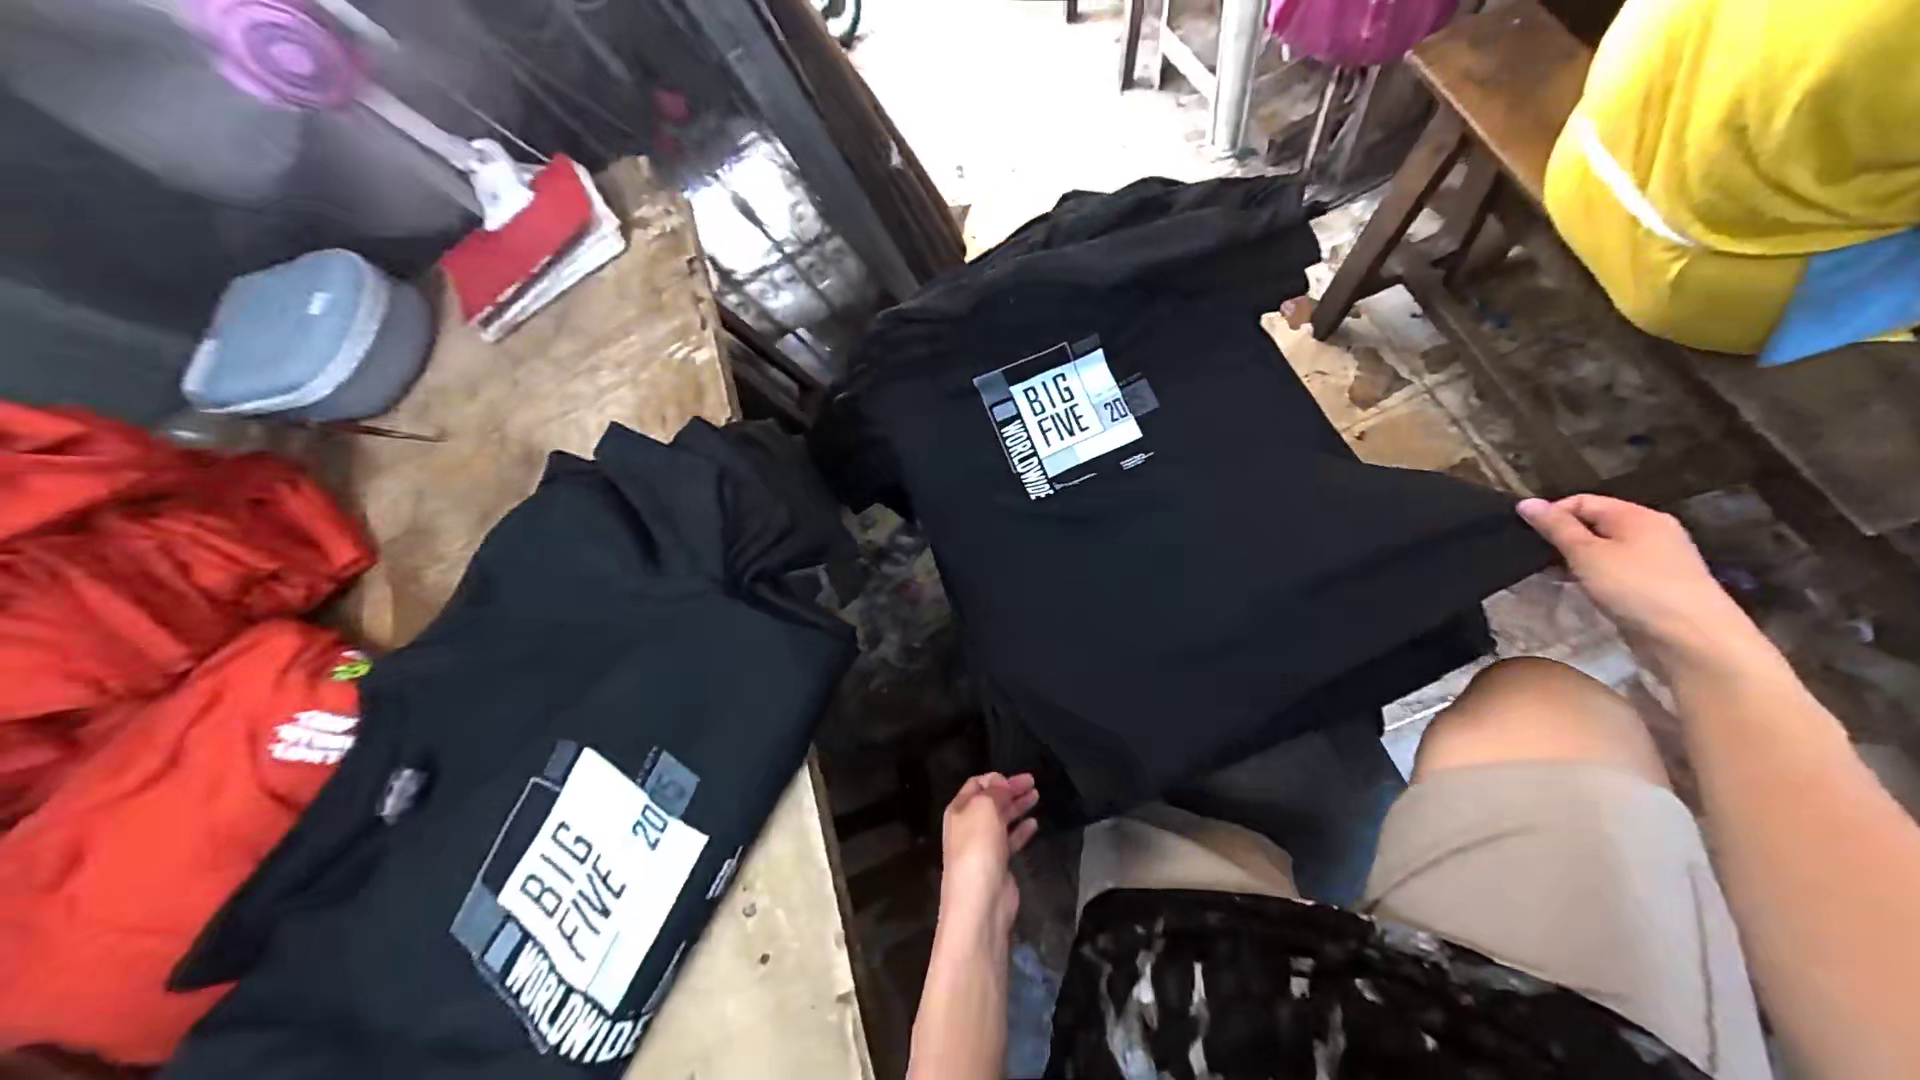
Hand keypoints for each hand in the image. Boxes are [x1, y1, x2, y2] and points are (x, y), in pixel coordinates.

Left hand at [938, 772, 1039, 936]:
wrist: (980, 901)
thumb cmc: (978, 846)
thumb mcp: (984, 807)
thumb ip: (994, 791)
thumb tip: (1000, 783)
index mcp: (959, 810)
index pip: (976, 785)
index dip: (996, 778)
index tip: (1018, 777)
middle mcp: (968, 826)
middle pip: (991, 801)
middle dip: (1010, 790)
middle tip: (1033, 783)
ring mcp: (983, 846)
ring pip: (1002, 820)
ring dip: (1018, 807)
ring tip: (1037, 796)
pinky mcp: (997, 864)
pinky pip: (1010, 840)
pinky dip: (1021, 830)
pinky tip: (1034, 824)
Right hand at [1517, 495, 1771, 667]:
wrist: (1691, 637)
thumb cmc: (1635, 587)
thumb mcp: (1586, 553)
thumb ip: (1555, 527)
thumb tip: (1526, 502)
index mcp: (1637, 516)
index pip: (1582, 501)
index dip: (1551, 514)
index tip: (1526, 536)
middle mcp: (1651, 531)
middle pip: (1594, 523)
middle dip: (1561, 537)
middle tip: (1534, 557)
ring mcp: (1656, 558)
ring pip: (1603, 547)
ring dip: (1574, 558)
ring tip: (1549, 574)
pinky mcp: (1655, 582)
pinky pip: (1614, 568)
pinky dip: (1591, 573)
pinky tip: (1577, 587)